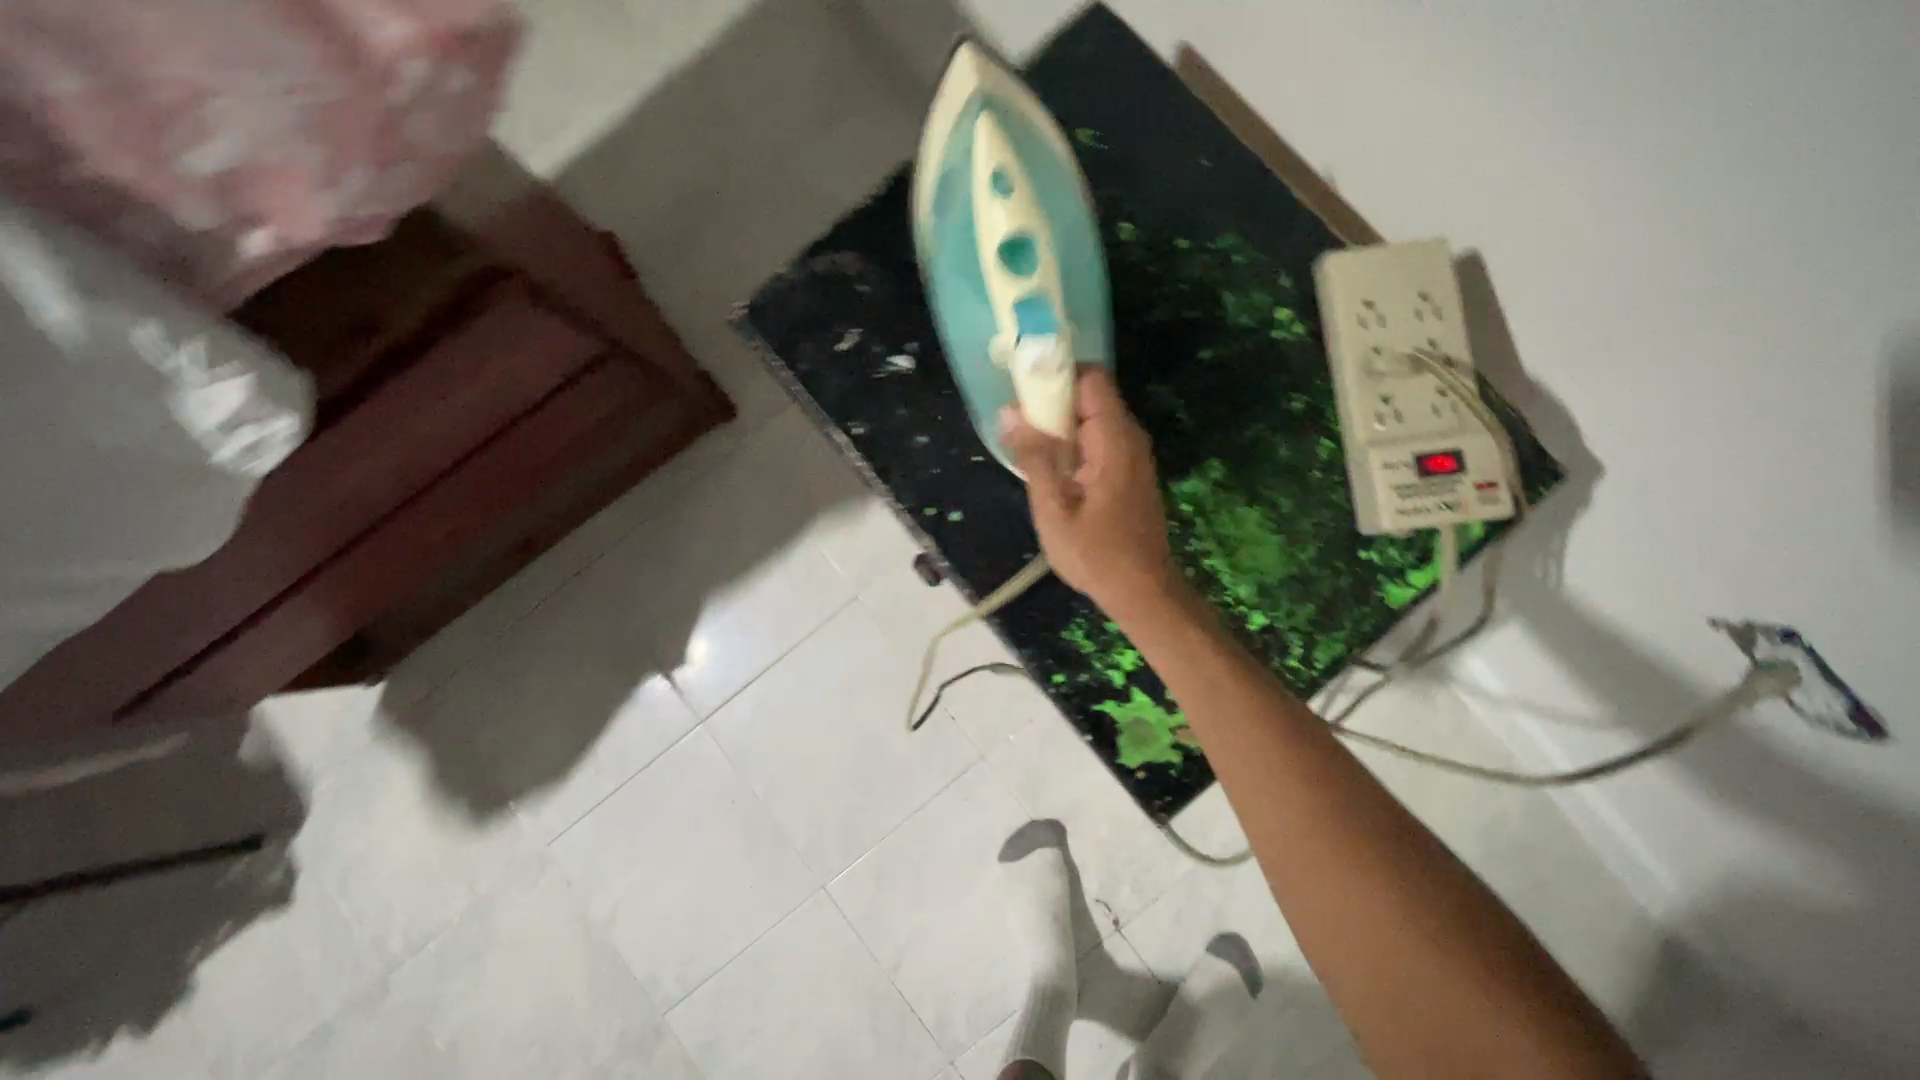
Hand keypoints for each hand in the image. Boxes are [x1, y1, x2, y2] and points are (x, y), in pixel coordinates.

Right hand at [1001, 368, 1180, 616]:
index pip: (1092, 378)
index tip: (1024, 394)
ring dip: (1062, 426)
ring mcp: (1134, 455)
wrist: (1142, 591)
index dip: (1057, 376)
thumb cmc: (1096, 555)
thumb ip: (1034, 458)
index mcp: (1114, 440)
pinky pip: (1100, 440)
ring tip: (1030, 450)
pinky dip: (1076, 444)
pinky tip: (1055, 472)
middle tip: (1019, 428)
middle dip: (1053, 402)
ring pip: (1094, 418)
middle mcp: (1130, 438)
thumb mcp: (1053, 509)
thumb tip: (1010, 413)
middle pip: (1091, 395)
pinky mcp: (1131, 472)